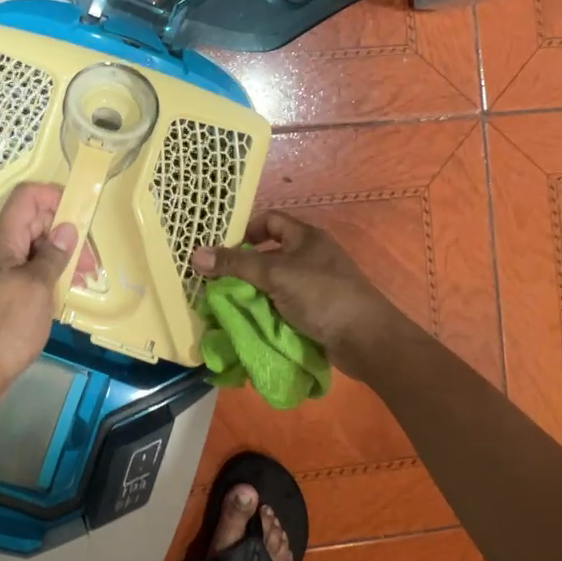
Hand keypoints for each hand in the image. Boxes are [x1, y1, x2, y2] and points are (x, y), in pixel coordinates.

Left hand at [0, 183, 74, 393]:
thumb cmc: (6, 325)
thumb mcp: (36, 287)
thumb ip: (53, 255)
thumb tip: (67, 228)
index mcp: (4, 241)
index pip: (27, 197)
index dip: (54, 196)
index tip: (80, 215)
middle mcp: (1, 252)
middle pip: (35, 222)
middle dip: (66, 232)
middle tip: (90, 261)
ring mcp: (1, 274)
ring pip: (36, 250)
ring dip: (62, 257)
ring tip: (85, 279)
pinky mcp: (4, 296)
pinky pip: (31, 273)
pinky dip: (51, 276)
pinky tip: (66, 293)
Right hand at [193, 212, 406, 367]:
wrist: (366, 339)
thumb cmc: (322, 295)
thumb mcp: (275, 275)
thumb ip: (236, 265)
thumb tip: (195, 254)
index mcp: (306, 237)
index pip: (270, 221)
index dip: (246, 231)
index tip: (224, 251)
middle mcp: (312, 256)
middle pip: (270, 254)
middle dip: (245, 268)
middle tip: (218, 282)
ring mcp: (317, 285)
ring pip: (276, 283)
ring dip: (255, 293)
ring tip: (230, 305)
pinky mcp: (320, 311)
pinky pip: (286, 306)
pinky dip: (270, 312)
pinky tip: (253, 323)